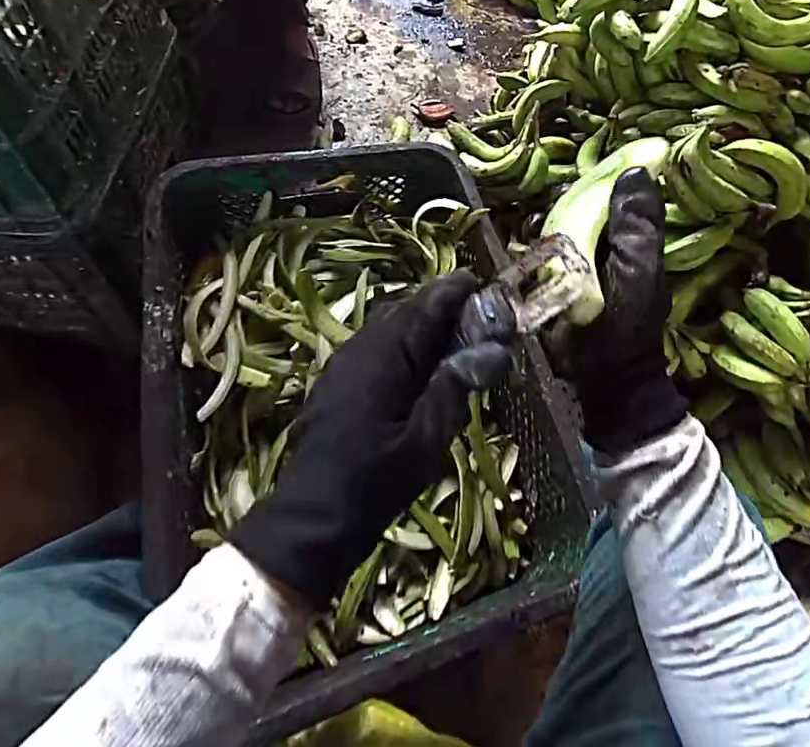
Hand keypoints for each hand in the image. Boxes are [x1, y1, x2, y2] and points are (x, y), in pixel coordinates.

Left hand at [230, 272, 515, 605]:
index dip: (461, 292)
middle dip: (448, 308)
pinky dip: (410, 345)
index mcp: (385, 354)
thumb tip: (497, 349)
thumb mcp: (426, 438)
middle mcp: (362, 346)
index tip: (491, 289)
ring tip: (462, 342)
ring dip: (428, 326)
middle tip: (484, 320)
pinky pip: (381, 345)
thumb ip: (457, 387)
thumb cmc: (375, 481)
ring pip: (394, 326)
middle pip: (411, 308)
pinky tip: (427, 369)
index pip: (429, 304)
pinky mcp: (340, 379)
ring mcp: (346, 361)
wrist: (312, 520)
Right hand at [546, 169, 687, 453]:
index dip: (604, 176)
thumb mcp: (639, 272)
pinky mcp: (554, 279)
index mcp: (633, 237)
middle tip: (554, 207)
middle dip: (569, 202)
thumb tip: (637, 170)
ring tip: (536, 230)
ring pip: (559, 226)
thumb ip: (637, 226)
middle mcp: (606, 243)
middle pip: (584, 205)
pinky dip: (532, 248)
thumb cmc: (628, 326)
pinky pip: (540, 252)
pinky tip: (525, 248)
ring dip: (548, 224)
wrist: (604, 380)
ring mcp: (579, 261)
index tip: (585, 173)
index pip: (618, 190)